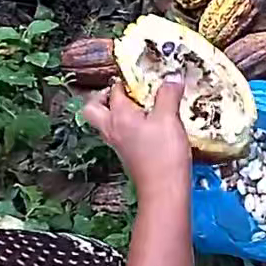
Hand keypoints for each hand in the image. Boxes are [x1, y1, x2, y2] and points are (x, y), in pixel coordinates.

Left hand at [83, 79, 190, 205]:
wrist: (164, 191)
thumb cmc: (163, 156)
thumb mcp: (169, 118)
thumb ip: (169, 94)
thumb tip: (172, 77)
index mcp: (119, 116)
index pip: (114, 89)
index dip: (126, 79)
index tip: (141, 73)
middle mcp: (113, 129)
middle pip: (94, 108)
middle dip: (105, 96)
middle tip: (126, 90)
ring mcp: (118, 144)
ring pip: (106, 121)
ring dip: (118, 111)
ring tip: (141, 104)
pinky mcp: (128, 154)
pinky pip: (120, 133)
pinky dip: (130, 125)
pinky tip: (150, 124)